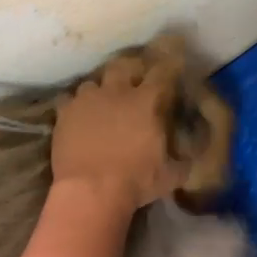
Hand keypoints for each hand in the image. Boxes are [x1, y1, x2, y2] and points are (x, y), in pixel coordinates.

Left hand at [52, 55, 185, 209]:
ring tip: (101, 102)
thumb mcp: (171, 176)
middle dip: (130, 70)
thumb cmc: (136, 181)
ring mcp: (87, 100)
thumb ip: (183, 161)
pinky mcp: (64, 113)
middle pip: (123, 66)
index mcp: (147, 102)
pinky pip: (68, 100)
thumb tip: (192, 158)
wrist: (90, 191)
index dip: (169, 66)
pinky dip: (75, 106)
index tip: (172, 66)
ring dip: (99, 90)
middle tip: (134, 81)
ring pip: (93, 82)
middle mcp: (117, 92)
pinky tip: (77, 117)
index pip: (163, 72)